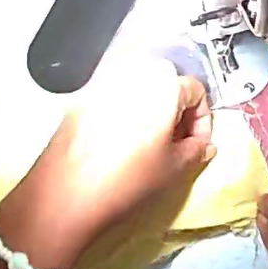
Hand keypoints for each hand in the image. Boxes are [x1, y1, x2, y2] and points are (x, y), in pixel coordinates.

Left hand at [0, 59, 215, 268]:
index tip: (198, 145)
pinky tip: (121, 147)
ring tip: (150, 148)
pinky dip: (126, 117)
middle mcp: (132, 73)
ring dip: (151, 114)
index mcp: (162, 83)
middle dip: (178, 114)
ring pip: (139, 92)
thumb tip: (202, 145)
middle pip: (166, 86)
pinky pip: (114, 101)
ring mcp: (102, 84)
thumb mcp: (174, 168)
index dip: (203, 121)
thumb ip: (196, 150)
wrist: (65, 195)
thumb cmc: (128, 178)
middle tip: (177, 146)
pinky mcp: (79, 100)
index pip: (196, 91)